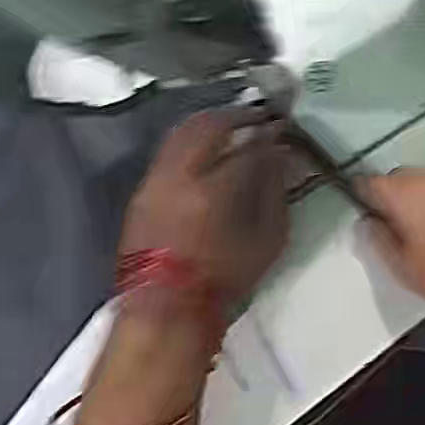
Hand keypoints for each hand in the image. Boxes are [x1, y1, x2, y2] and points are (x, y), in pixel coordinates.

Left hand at [120, 109, 290, 311]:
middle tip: (258, 117)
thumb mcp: (267, 239)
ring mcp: (156, 180)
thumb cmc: (225, 278)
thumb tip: (278, 158)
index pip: (249, 146)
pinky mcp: (143, 190)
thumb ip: (274, 192)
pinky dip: (192, 141)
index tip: (282, 128)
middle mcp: (180, 176)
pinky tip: (208, 150)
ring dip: (211, 124)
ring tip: (233, 127)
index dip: (269, 133)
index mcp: (216, 191)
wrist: (166, 308)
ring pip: (183, 132)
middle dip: (237, 116)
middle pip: (209, 126)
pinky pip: (170, 150)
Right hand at [360, 169, 424, 324]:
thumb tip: (369, 227)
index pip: (368, 183)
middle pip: (396, 179)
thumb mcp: (406, 269)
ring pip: (423, 181)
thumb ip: (378, 241)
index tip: (363, 211)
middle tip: (396, 231)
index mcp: (407, 196)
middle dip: (391, 200)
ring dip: (418, 200)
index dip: (360, 198)